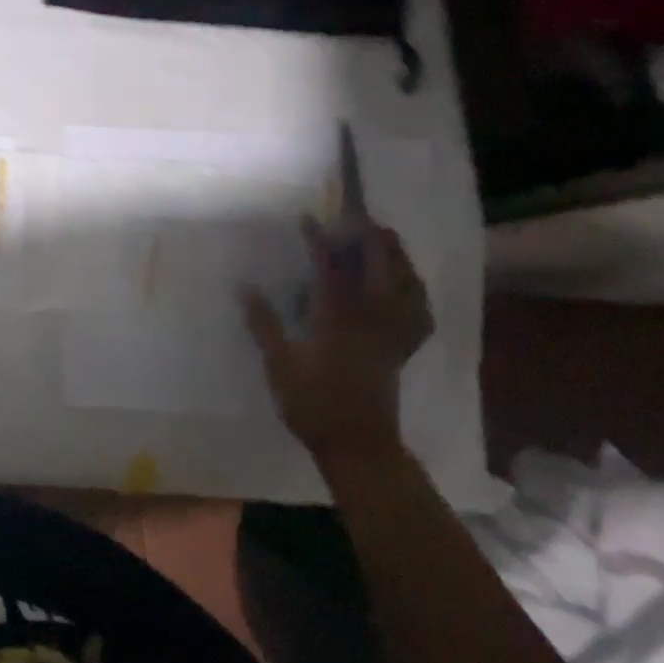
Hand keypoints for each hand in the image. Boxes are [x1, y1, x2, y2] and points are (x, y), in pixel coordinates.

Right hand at [240, 219, 433, 460]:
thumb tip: (244, 287)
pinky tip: (406, 288)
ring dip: (396, 256)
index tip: (308, 218)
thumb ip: (264, 324)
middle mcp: (372, 317)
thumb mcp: (279, 364)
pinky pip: (420, 311)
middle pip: (381, 264)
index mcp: (338, 317)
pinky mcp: (403, 348)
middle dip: (369, 236)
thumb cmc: (313, 404)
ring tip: (382, 242)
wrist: (358, 444)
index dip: (319, 239)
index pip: (331, 266)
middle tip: (351, 221)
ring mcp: (394, 332)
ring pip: (407, 282)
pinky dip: (415, 292)